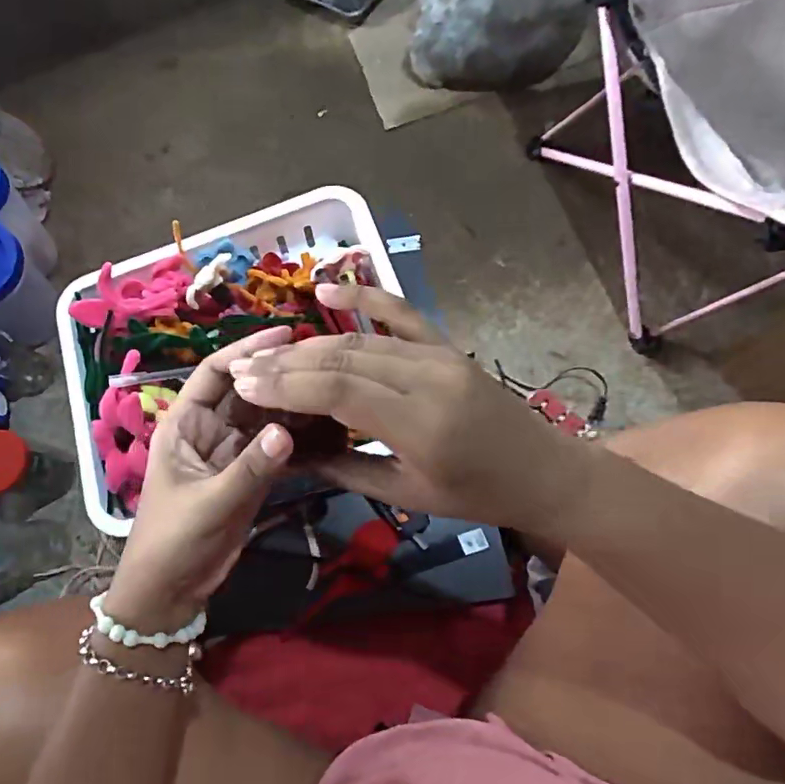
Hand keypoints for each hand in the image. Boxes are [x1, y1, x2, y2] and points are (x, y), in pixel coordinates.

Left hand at [106, 326, 296, 631]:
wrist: (171, 590)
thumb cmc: (173, 541)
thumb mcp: (209, 503)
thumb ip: (250, 468)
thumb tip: (288, 429)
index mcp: (184, 424)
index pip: (213, 374)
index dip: (244, 351)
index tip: (283, 334)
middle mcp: (209, 430)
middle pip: (245, 391)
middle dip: (276, 373)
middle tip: (320, 357)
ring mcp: (231, 453)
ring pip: (264, 417)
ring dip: (291, 403)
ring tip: (329, 385)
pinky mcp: (248, 475)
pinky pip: (275, 447)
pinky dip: (296, 437)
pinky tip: (326, 426)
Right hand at [225, 285, 585, 531]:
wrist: (542, 471)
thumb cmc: (477, 496)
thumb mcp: (407, 496)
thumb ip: (347, 470)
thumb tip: (292, 450)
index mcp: (419, 425)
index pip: (336, 390)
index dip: (285, 384)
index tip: (244, 383)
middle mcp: (427, 379)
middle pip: (341, 358)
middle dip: (286, 363)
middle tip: (242, 368)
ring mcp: (439, 356)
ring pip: (360, 339)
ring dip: (309, 343)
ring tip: (267, 352)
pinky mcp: (447, 346)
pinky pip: (401, 313)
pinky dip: (363, 296)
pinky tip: (326, 288)